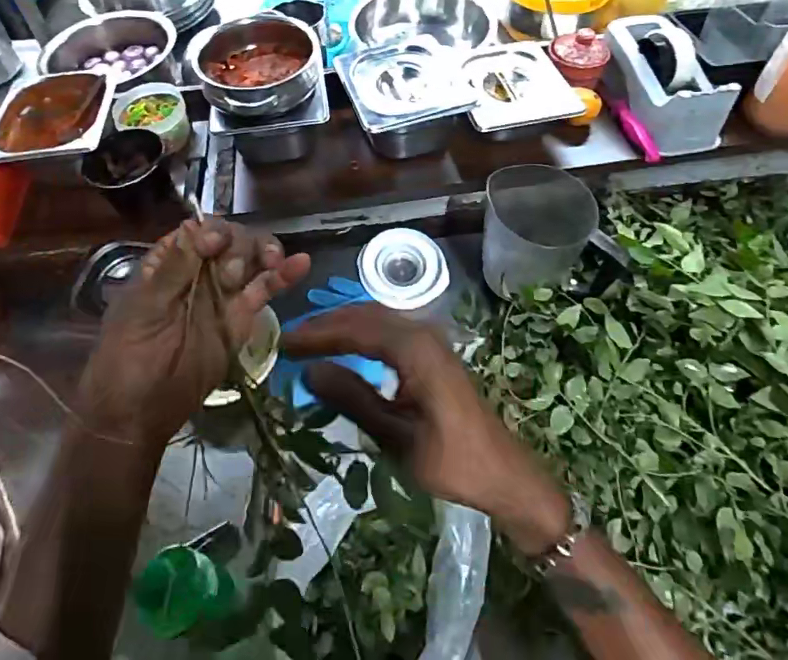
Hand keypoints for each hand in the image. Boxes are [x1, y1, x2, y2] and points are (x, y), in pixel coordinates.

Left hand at [76, 221, 309, 446]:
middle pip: (233, 238)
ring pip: (252, 258)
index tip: (213, 246)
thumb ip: (173, 269)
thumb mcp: (142, 309)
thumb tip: (198, 227)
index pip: (199, 230)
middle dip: (238, 246)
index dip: (212, 231)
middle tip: (230, 275)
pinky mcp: (243, 318)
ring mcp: (224, 293)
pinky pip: (266, 289)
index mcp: (169, 261)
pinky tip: (301, 263)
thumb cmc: (127, 356)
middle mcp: (200, 270)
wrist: (139, 413)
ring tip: (271, 262)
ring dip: (263, 253)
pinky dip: (284, 276)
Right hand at [283, 305, 570, 555]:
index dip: (318, 334)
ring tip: (308, 341)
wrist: (504, 473)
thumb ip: (353, 399)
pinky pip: (389, 329)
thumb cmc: (452, 461)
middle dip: (326, 324)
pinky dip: (361, 333)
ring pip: (377, 318)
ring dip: (342, 325)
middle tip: (289, 340)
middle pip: (366, 315)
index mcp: (416, 349)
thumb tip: (310, 369)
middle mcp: (423, 333)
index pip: (356, 329)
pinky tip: (345, 347)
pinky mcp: (432, 352)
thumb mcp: (396, 437)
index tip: (283, 343)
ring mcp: (430, 340)